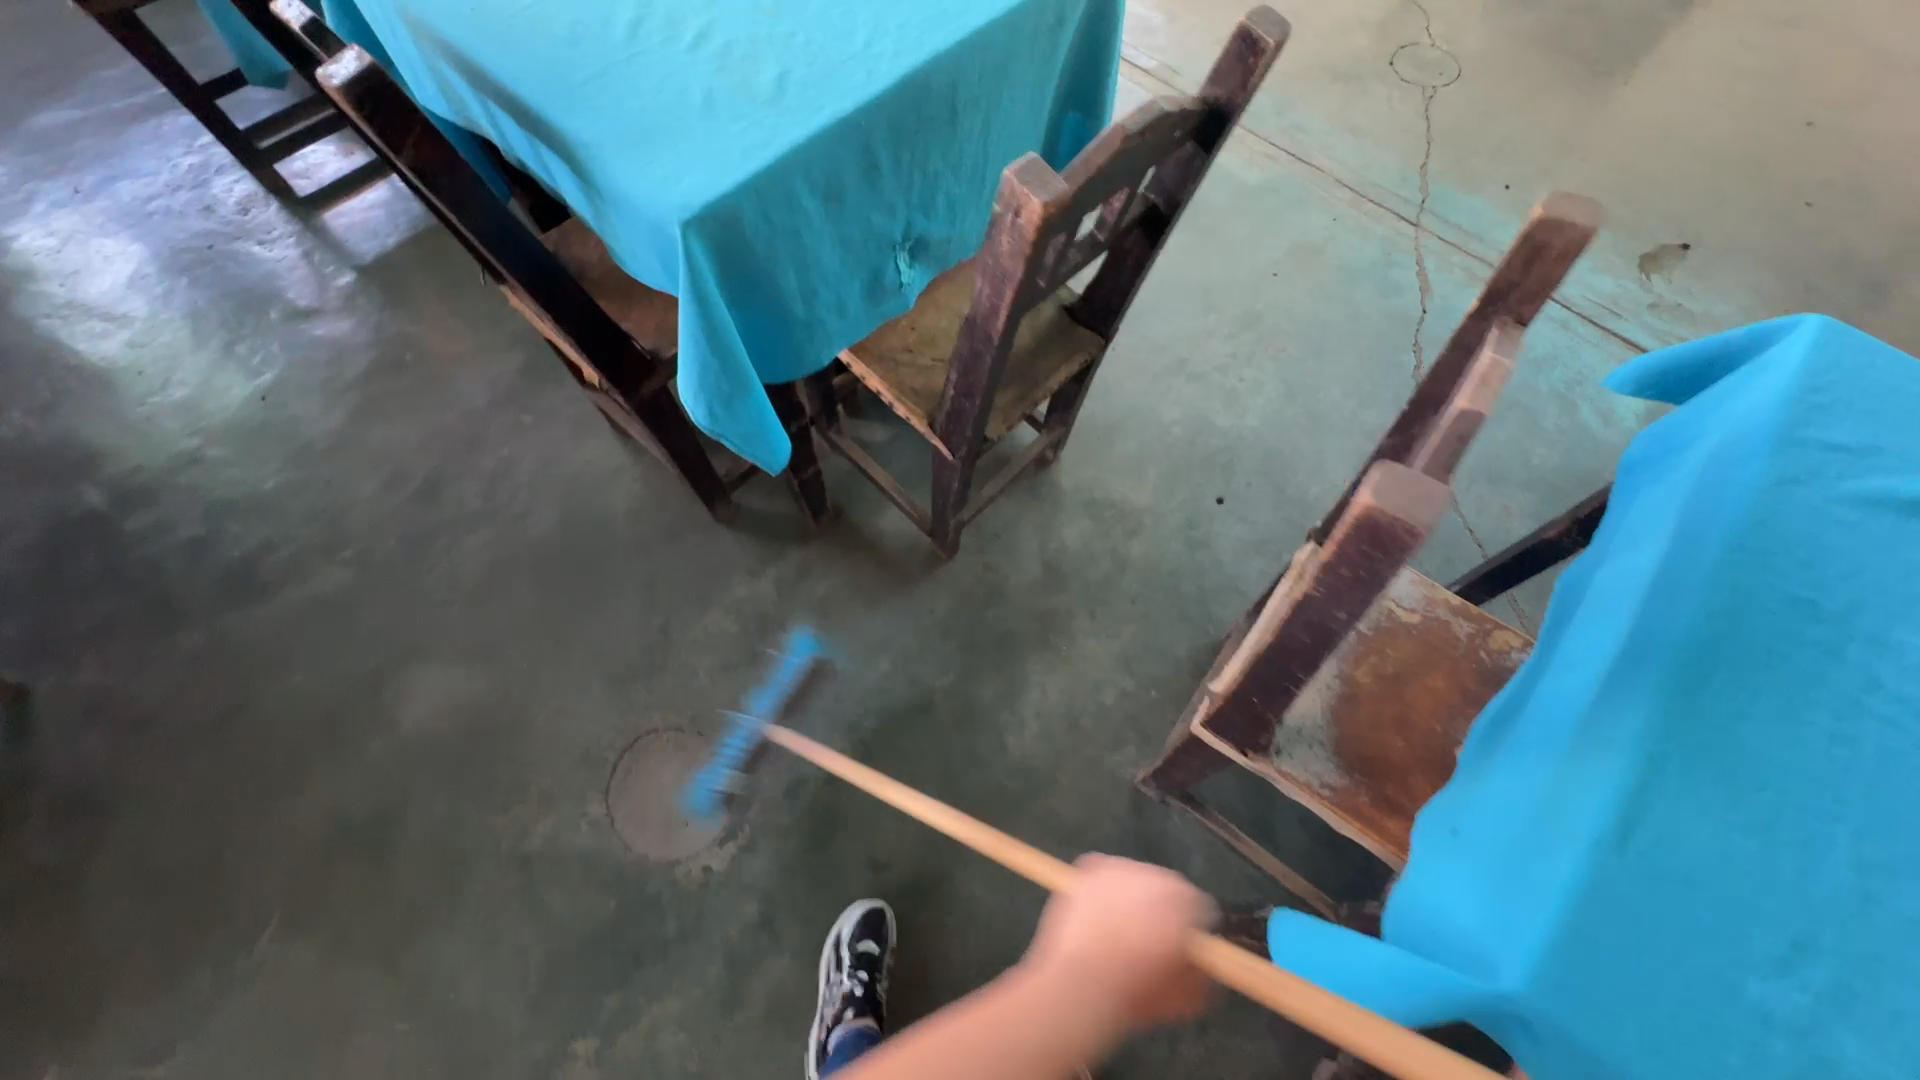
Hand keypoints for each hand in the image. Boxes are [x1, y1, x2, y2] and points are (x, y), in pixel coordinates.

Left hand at [1018, 854, 1216, 1044]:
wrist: (1084, 978)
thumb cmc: (1138, 990)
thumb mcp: (1185, 995)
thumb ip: (1198, 972)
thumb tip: (1196, 964)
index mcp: (1188, 902)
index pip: (1198, 908)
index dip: (1189, 930)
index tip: (1179, 949)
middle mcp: (1160, 875)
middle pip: (1167, 890)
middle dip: (1160, 911)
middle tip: (1146, 940)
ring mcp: (1123, 867)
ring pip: (1135, 880)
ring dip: (1131, 898)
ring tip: (1116, 929)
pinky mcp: (1092, 866)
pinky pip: (1104, 874)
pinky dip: (1103, 890)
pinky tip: (1097, 913)